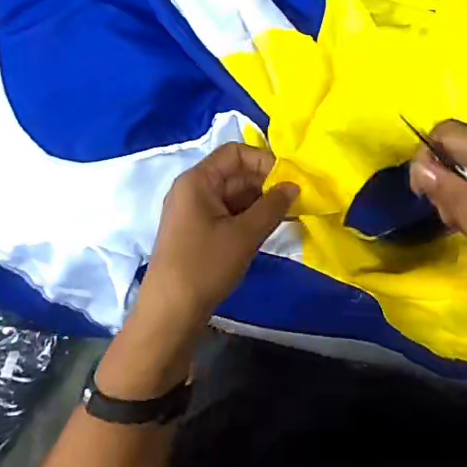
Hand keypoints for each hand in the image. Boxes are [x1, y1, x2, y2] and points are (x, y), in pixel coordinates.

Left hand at [141, 144, 298, 330]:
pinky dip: (247, 217)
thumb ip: (272, 206)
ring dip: (259, 202)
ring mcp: (192, 211)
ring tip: (288, 216)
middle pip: (234, 173)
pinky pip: (226, 213)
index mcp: (197, 180)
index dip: (263, 161)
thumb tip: (293, 185)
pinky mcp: (196, 231)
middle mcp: (192, 189)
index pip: (234, 153)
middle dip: (265, 183)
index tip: (289, 180)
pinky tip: (268, 229)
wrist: (170, 313)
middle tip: (296, 201)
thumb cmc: (205, 266)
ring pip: (232, 195)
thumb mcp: (244, 235)